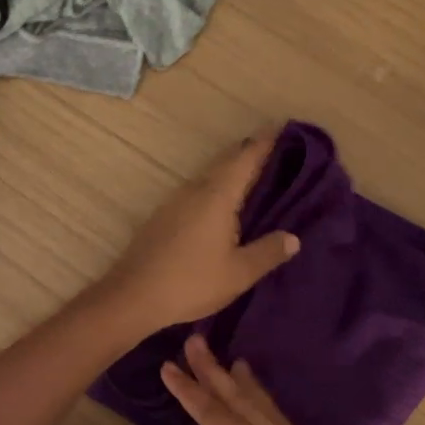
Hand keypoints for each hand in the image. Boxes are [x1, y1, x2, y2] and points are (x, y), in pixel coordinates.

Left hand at [92, 133, 298, 334]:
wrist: (132, 296)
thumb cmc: (190, 283)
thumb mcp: (238, 273)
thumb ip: (267, 252)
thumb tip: (292, 238)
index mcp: (216, 197)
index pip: (245, 160)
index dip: (264, 143)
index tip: (281, 127)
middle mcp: (193, 192)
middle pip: (223, 163)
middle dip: (246, 153)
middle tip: (271, 149)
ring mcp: (172, 204)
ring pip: (205, 177)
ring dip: (226, 171)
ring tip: (248, 175)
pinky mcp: (160, 218)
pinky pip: (192, 193)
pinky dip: (211, 189)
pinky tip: (216, 205)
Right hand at [156, 335, 424, 424]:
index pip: (216, 420)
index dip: (190, 393)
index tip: (167, 366)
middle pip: (241, 403)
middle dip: (215, 373)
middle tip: (195, 341)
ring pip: (265, 410)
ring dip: (243, 385)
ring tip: (234, 361)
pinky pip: (280, 421)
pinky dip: (265, 404)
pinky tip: (267, 410)